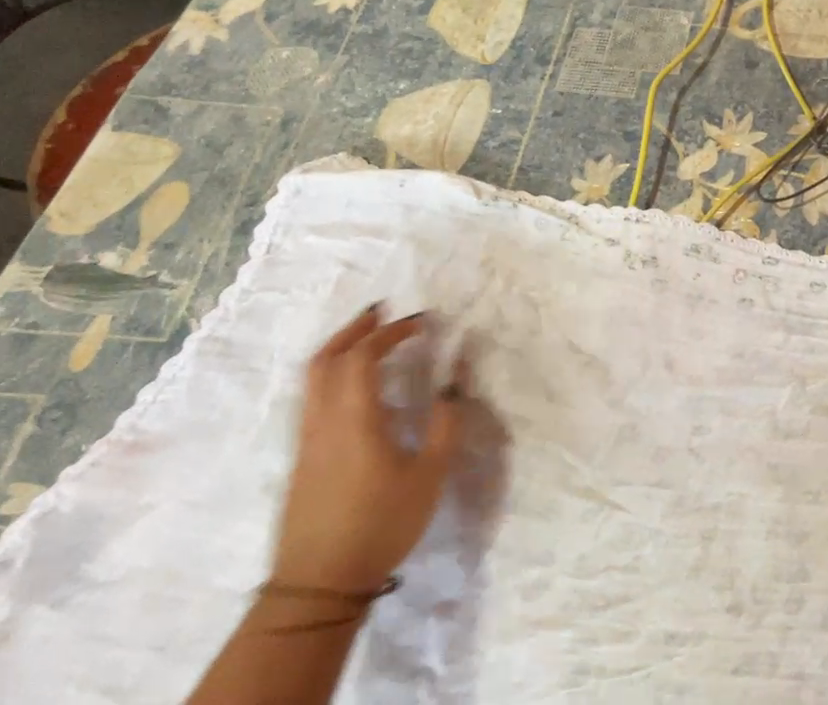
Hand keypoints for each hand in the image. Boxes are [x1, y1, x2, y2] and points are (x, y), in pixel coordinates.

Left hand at [270, 305, 467, 593]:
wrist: (320, 580)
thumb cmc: (383, 523)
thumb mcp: (430, 473)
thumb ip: (446, 421)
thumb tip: (457, 376)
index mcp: (355, 420)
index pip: (363, 358)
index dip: (392, 332)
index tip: (424, 322)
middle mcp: (322, 421)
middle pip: (326, 359)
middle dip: (356, 329)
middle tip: (386, 312)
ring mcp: (306, 439)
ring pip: (311, 379)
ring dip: (339, 348)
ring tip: (370, 337)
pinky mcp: (303, 456)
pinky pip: (312, 397)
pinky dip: (333, 373)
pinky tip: (357, 384)